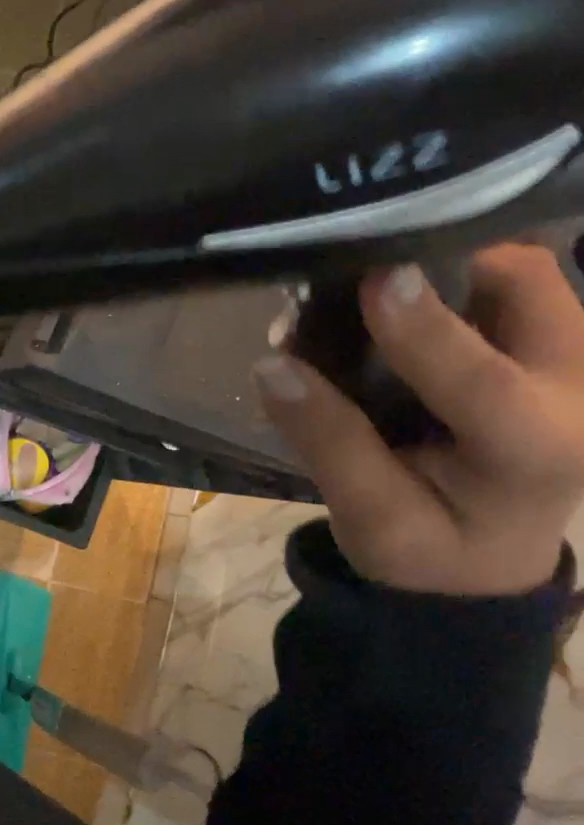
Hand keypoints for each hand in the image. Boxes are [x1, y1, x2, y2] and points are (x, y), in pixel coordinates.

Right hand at [254, 244, 583, 596]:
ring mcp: (578, 365)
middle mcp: (583, 395)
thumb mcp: (368, 517)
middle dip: (446, 266)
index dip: (427, 329)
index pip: (483, 382)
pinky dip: (449, 279)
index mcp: (536, 452)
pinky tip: (394, 307)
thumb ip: (328, 444)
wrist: (486, 557)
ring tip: (366, 294)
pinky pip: (510, 286)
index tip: (377, 279)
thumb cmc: (425, 544)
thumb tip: (272, 369)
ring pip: (523, 276)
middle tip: (359, 278)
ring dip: (445, 268)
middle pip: (529, 291)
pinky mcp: (556, 349)